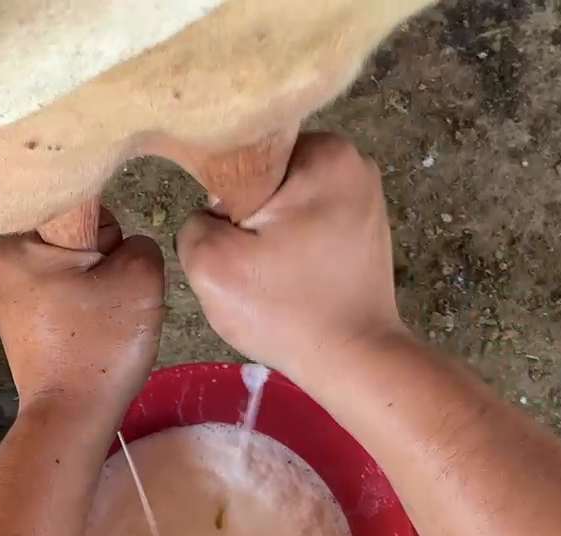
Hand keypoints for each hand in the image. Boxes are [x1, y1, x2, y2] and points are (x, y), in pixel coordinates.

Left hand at [0, 207, 164, 430]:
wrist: (72, 418)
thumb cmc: (100, 345)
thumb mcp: (140, 275)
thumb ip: (139, 240)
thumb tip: (124, 253)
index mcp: (21, 243)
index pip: (82, 209)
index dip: (111, 238)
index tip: (111, 275)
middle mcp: (6, 268)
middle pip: (78, 244)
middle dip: (104, 269)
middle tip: (112, 306)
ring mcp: (11, 304)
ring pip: (76, 277)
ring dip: (98, 296)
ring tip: (103, 327)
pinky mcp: (23, 332)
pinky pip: (66, 307)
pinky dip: (83, 319)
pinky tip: (91, 342)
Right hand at [176, 133, 411, 382]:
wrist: (351, 358)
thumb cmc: (284, 311)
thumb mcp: (212, 267)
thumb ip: (193, 227)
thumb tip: (210, 220)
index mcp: (318, 152)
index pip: (241, 159)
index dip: (222, 205)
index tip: (232, 247)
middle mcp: (350, 159)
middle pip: (264, 181)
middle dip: (247, 221)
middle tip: (251, 268)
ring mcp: (364, 193)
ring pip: (284, 206)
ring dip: (268, 239)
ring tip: (273, 278)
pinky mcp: (366, 227)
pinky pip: (308, 225)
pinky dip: (293, 250)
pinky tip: (294, 280)